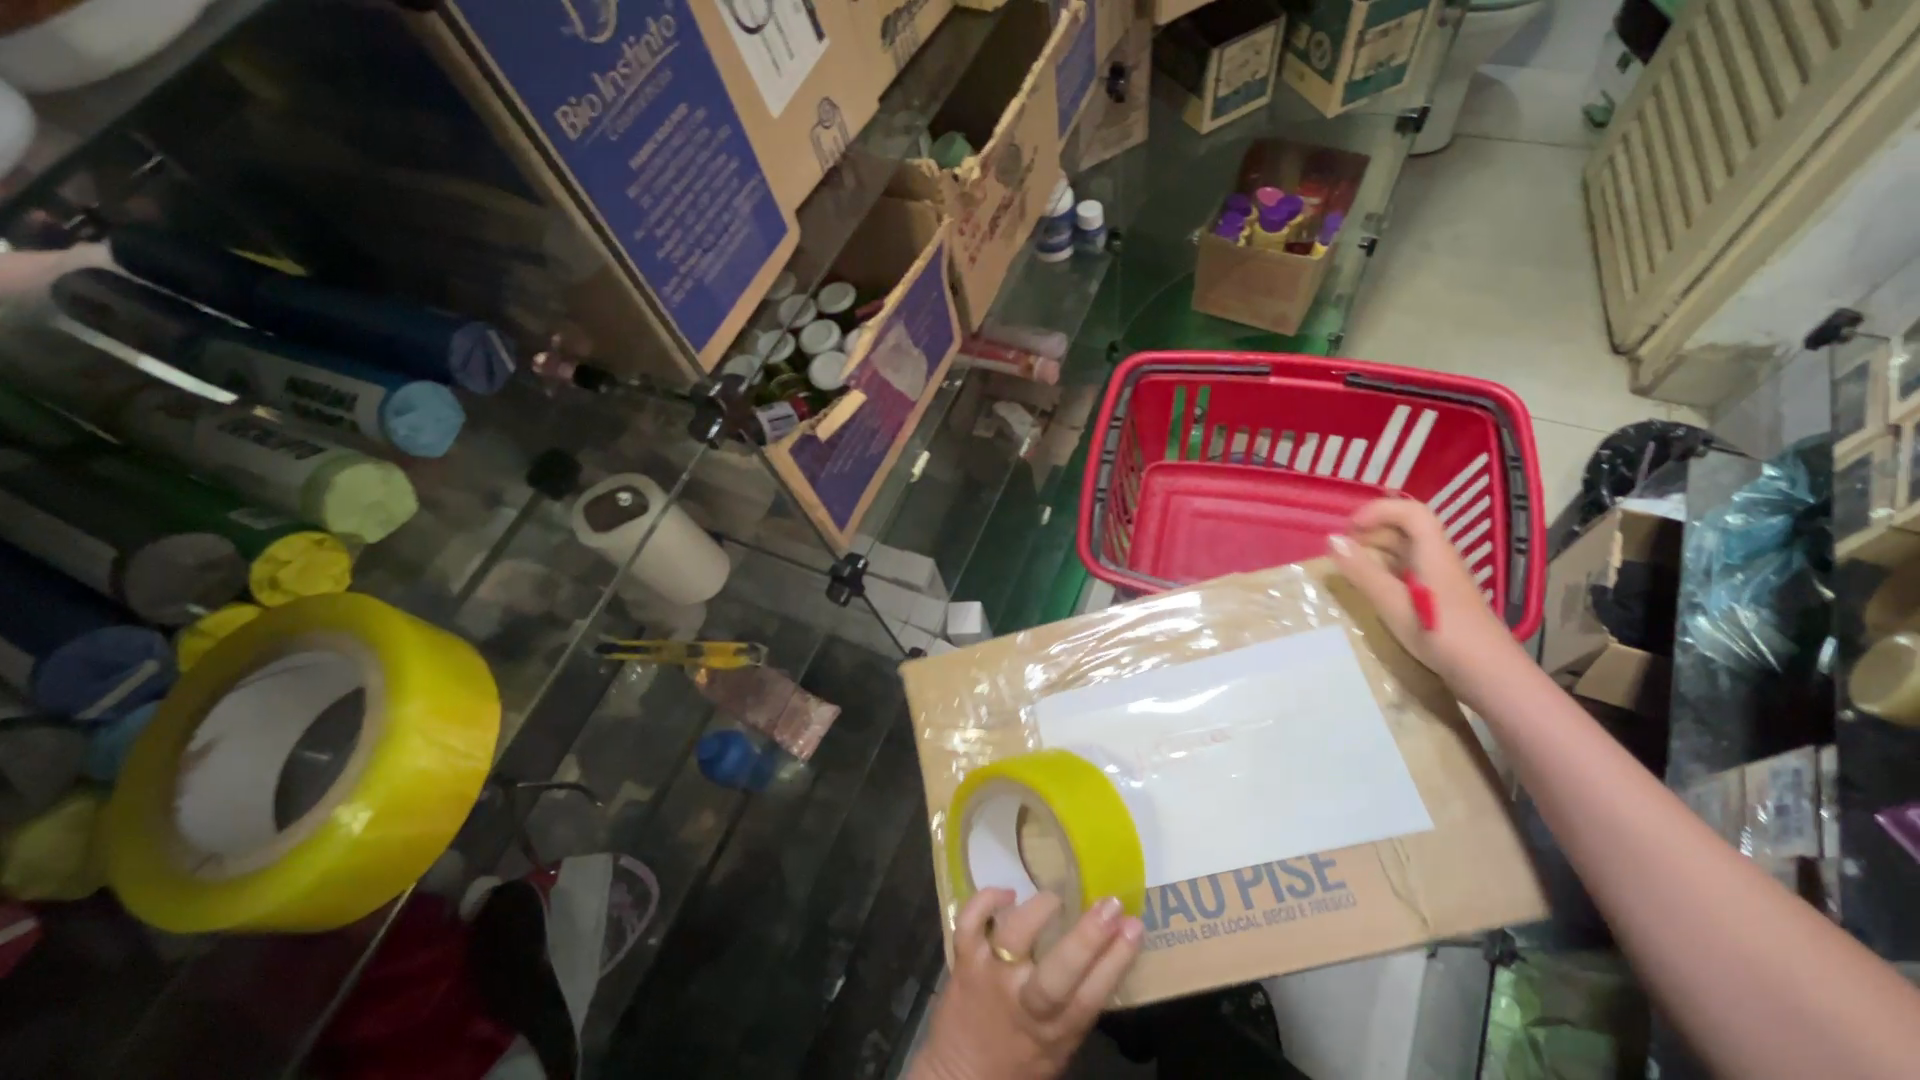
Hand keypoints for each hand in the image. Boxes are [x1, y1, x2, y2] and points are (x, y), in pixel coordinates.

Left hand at [910, 889, 1142, 1079]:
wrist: (959, 1077)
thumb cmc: (1018, 1060)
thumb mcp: (1060, 1045)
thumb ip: (1078, 1005)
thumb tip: (1109, 951)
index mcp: (1056, 1030)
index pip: (1091, 995)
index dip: (1116, 960)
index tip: (1134, 926)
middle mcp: (1025, 1004)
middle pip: (1058, 971)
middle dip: (1087, 937)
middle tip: (1111, 904)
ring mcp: (991, 979)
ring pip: (1012, 939)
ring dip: (1038, 911)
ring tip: (1055, 897)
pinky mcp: (963, 963)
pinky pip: (968, 926)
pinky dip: (984, 902)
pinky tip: (1007, 893)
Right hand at [1327, 497, 1520, 684]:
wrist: (1489, 673)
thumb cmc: (1440, 633)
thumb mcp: (1393, 603)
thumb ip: (1362, 571)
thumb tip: (1332, 539)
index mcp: (1433, 552)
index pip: (1410, 512)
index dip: (1378, 511)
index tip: (1348, 528)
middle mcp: (1440, 560)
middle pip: (1408, 530)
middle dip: (1373, 531)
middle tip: (1343, 549)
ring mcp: (1443, 581)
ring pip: (1409, 552)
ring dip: (1379, 552)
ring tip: (1352, 568)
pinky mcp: (1442, 600)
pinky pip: (1412, 573)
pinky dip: (1388, 573)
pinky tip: (1375, 591)